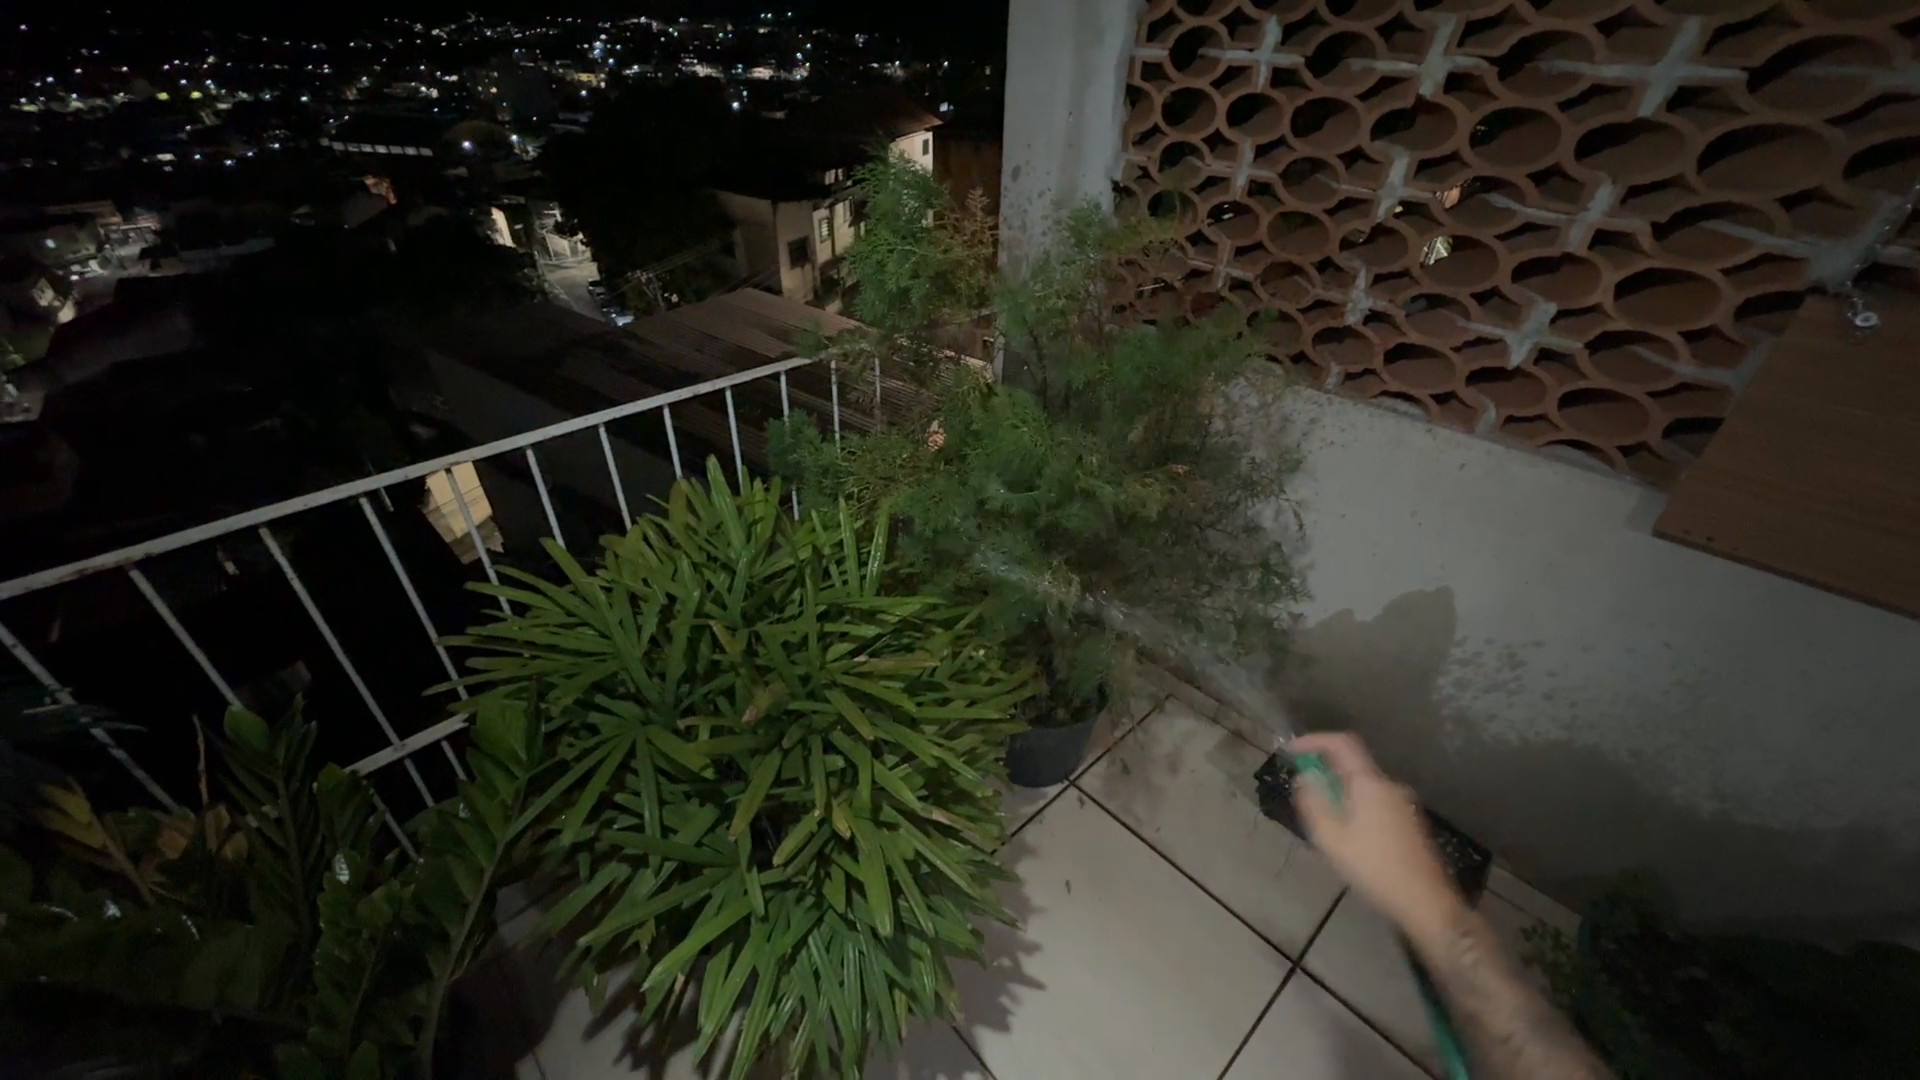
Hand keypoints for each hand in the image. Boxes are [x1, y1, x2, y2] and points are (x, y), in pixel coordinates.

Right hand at [1290, 732, 1464, 942]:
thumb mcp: (1330, 837)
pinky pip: (1374, 802)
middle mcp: (1389, 786)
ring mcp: (1403, 805)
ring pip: (1362, 787)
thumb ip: (1312, 801)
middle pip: (1351, 765)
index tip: (1290, 752)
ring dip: (1338, 793)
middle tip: (1304, 794)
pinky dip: (1354, 806)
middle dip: (1324, 773)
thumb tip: (1304, 777)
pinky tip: (1348, 838)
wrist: (1428, 904)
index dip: (1313, 741)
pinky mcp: (1410, 824)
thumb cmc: (1374, 867)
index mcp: (1370, 783)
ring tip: (1323, 823)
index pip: (1341, 743)